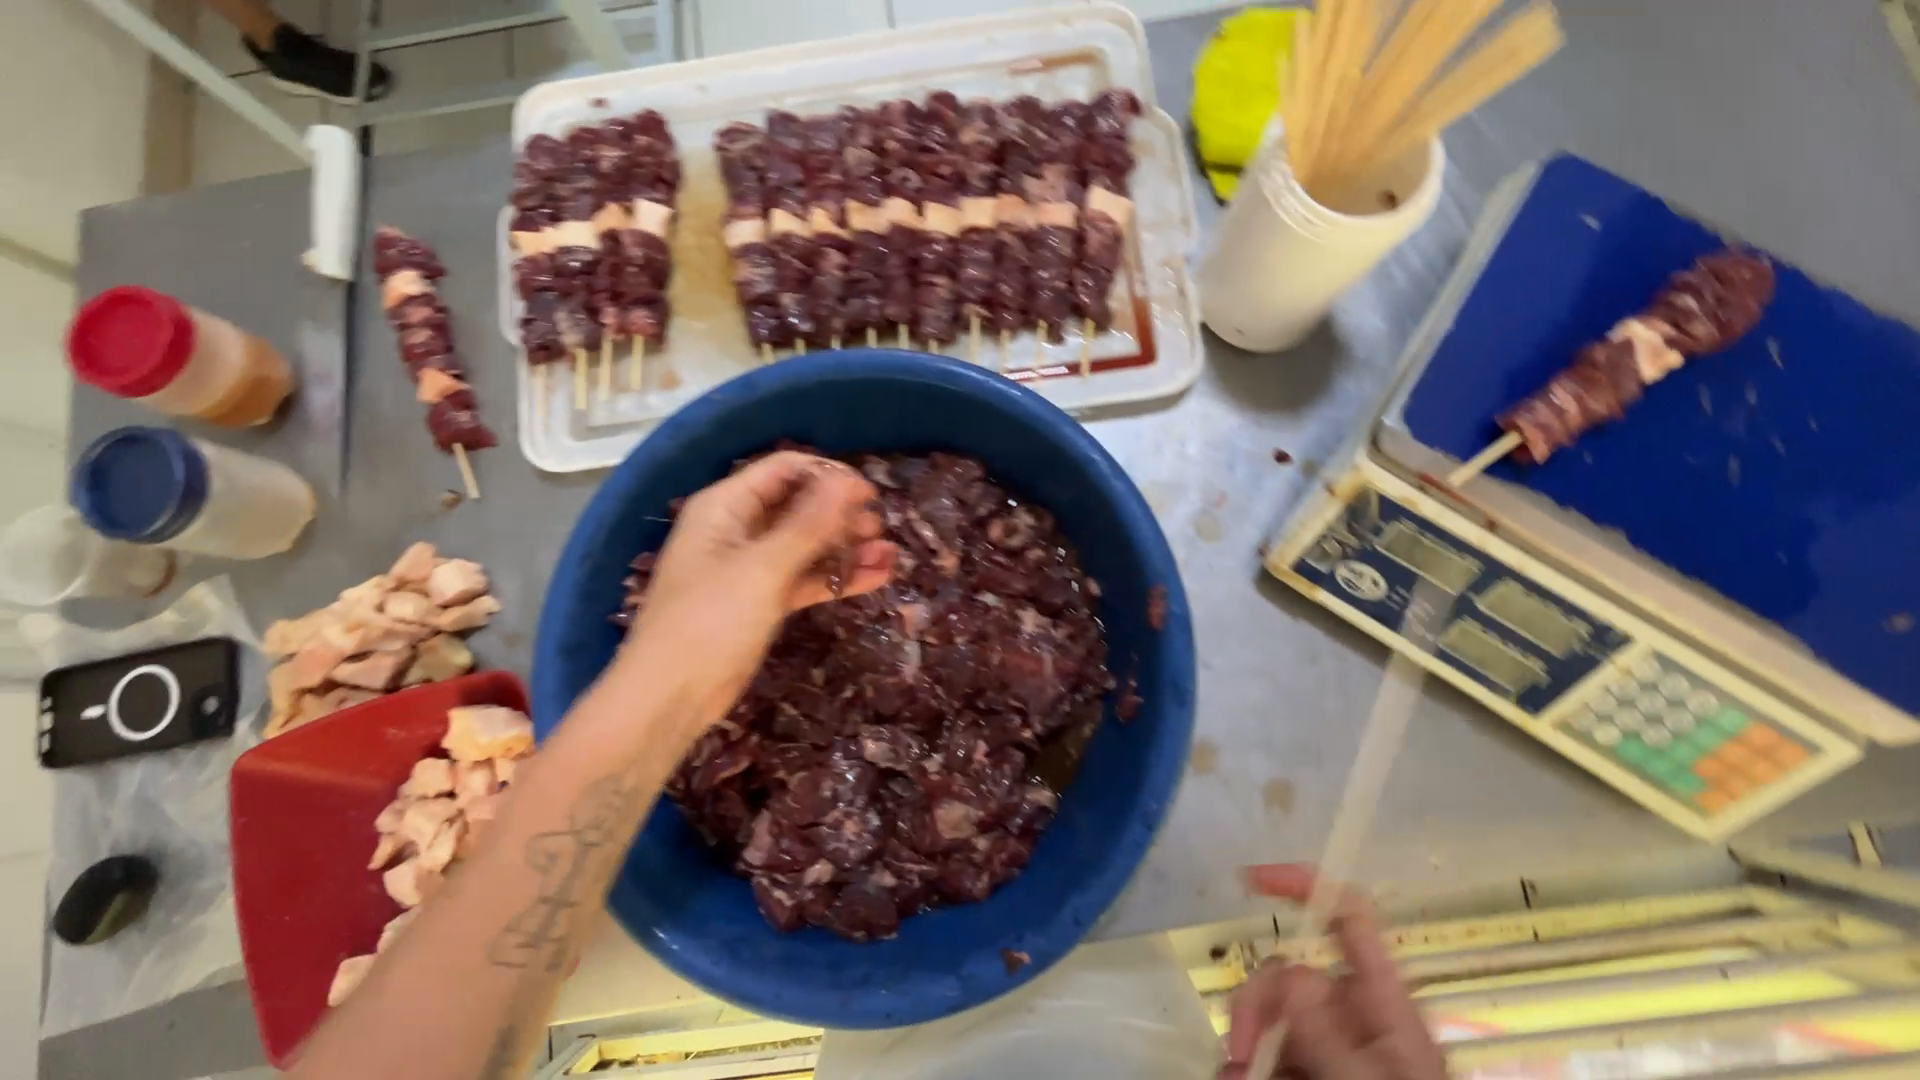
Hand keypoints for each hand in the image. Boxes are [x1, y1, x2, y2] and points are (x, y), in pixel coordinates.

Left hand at [616, 451, 896, 727]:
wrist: (670, 699)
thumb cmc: (709, 623)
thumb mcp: (763, 569)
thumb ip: (808, 524)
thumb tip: (848, 481)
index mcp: (725, 507)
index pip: (784, 470)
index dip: (827, 476)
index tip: (869, 494)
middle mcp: (737, 530)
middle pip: (798, 506)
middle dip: (840, 513)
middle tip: (879, 526)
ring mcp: (750, 568)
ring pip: (806, 546)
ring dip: (845, 547)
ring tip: (888, 553)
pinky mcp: (761, 602)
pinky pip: (805, 579)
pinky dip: (836, 577)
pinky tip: (877, 577)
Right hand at [1220, 865, 1446, 1079]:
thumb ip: (1332, 1040)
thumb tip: (1289, 976)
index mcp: (1383, 1001)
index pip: (1348, 917)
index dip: (1304, 884)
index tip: (1248, 882)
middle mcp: (1353, 1012)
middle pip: (1288, 972)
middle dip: (1255, 1006)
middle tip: (1240, 1058)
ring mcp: (1329, 1042)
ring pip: (1269, 1016)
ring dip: (1245, 1044)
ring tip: (1235, 1078)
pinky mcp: (1310, 1068)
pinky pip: (1268, 1050)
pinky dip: (1246, 1066)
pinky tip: (1237, 1079)